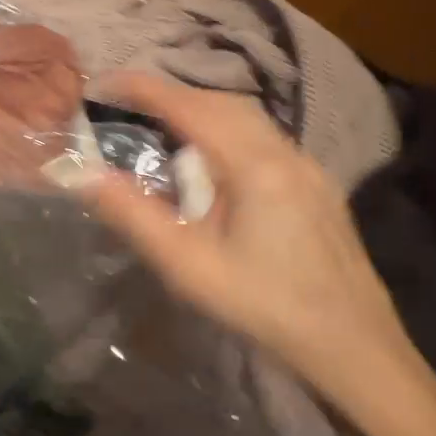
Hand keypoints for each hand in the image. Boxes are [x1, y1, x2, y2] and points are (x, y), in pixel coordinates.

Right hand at [81, 72, 415, 387]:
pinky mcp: (316, 187)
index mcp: (255, 167)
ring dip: (194, 108)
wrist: (356, 351)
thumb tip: (78, 173)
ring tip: (153, 123)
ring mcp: (308, 170)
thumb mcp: (185, 263)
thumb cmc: (263, 305)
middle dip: (166, 93)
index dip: (140, 88)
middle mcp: (286, 156)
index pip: (188, 106)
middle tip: (120, 103)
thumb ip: (130, 212)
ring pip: (245, 116)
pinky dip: (220, 127)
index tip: (98, 84)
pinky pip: (261, 136)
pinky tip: (203, 157)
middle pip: (219, 101)